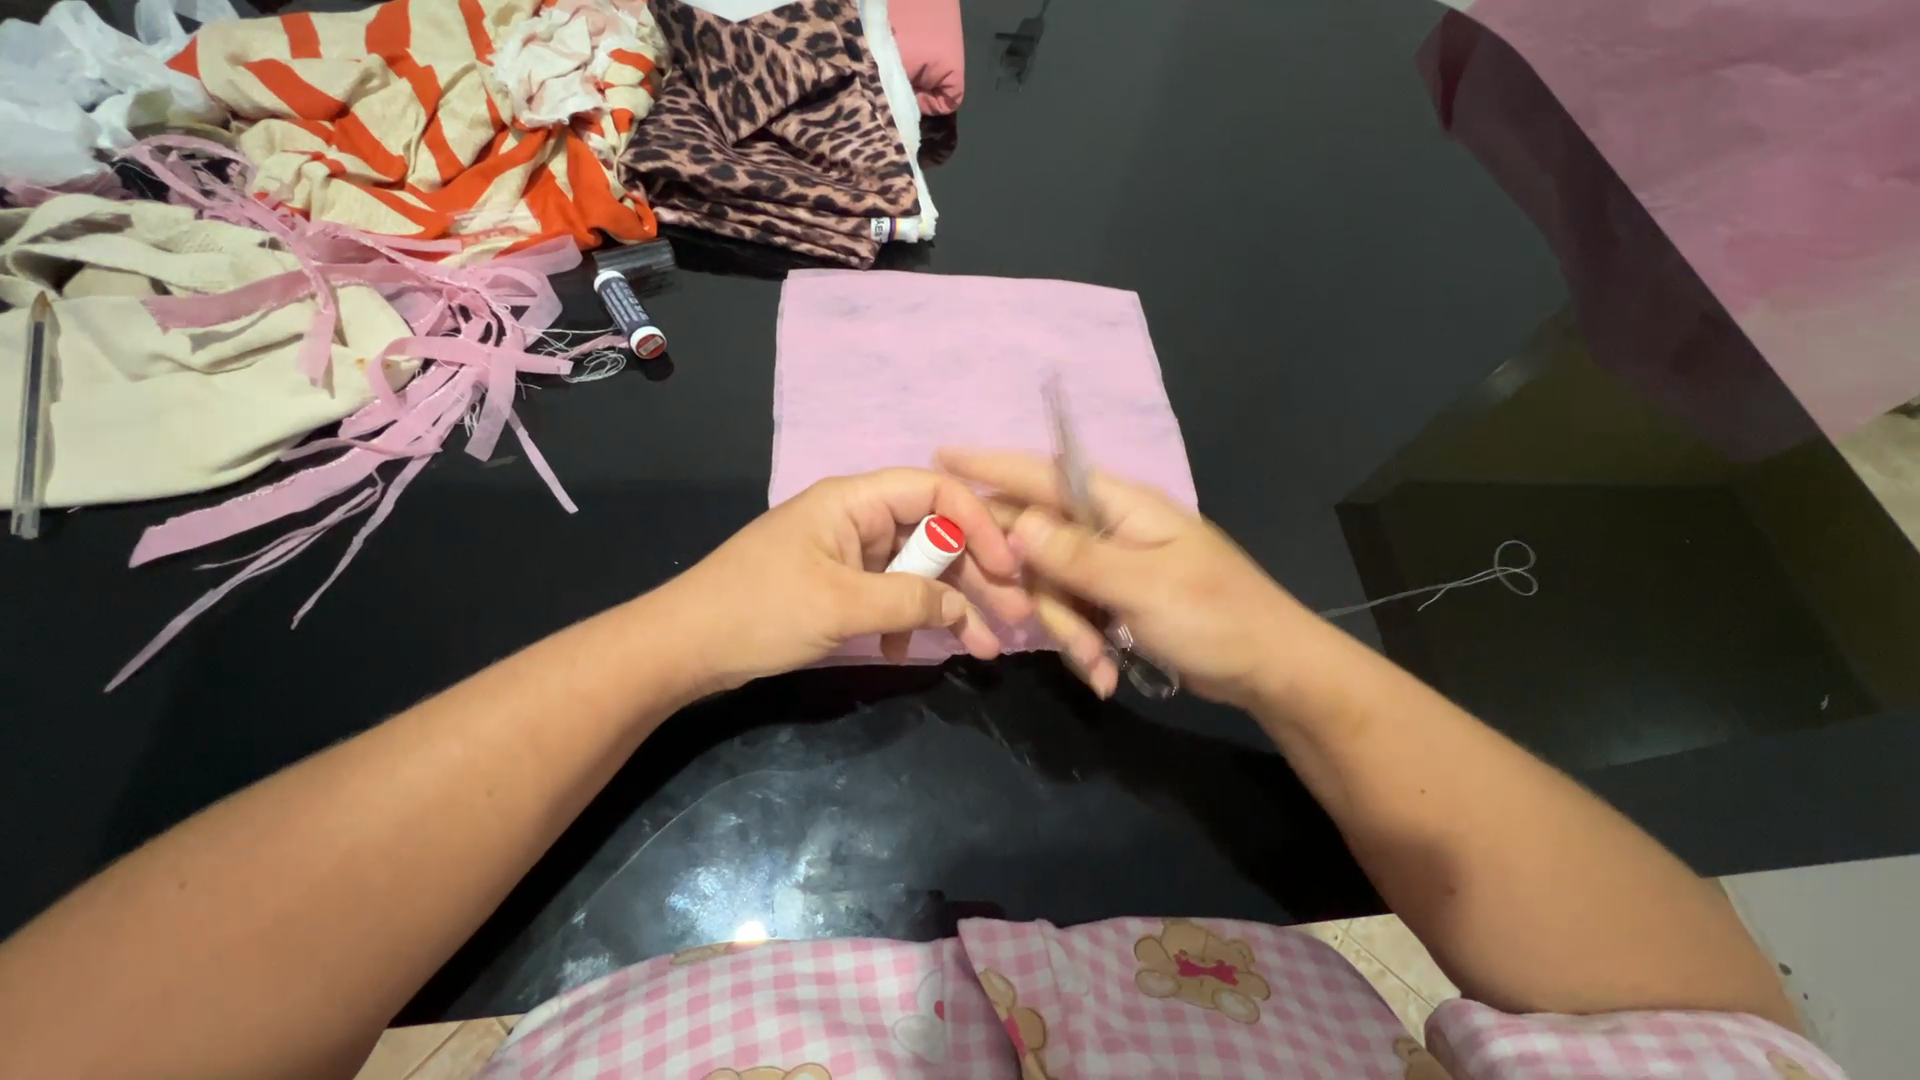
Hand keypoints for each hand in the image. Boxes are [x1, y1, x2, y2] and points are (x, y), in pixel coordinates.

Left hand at [659, 468, 1032, 691]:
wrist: (684, 647)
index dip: (978, 524)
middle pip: (934, 535)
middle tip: (1015, 619)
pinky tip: (914, 655)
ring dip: (950, 607)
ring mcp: (849, 555)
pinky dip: (909, 623)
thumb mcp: (842, 606)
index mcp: (854, 501)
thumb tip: (962, 608)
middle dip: (975, 576)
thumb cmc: (759, 612)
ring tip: (985, 648)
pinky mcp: (840, 588)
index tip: (1006, 569)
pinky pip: (891, 596)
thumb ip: (910, 602)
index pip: (935, 492)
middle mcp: (858, 519)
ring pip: (917, 571)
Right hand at [938, 448, 1310, 706]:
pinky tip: (1103, 674)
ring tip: (1097, 666)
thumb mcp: (1144, 587)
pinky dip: (1084, 644)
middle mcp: (1110, 527)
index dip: (990, 466)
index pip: (1043, 474)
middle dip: (1033, 590)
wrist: (1270, 669)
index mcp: (1121, 506)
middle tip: (1023, 625)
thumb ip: (1077, 556)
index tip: (940, 457)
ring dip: (1067, 630)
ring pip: (1052, 586)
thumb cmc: (1216, 618)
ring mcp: (1112, 565)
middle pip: (1037, 542)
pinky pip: (1076, 612)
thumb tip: (1016, 524)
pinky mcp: (1116, 599)